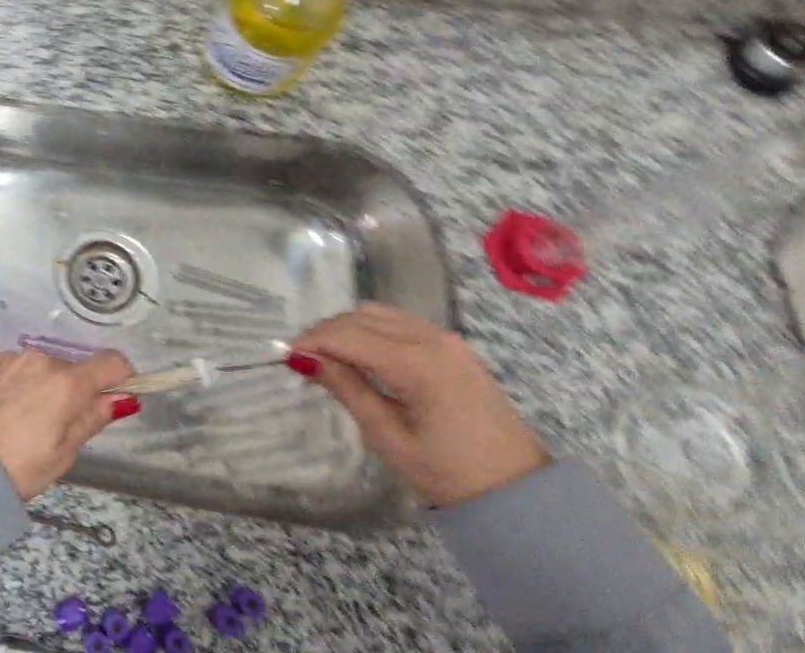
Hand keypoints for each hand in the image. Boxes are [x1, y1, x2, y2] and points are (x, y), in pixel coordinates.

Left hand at [0, 350, 136, 500]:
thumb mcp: (63, 454)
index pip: (111, 363)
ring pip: (36, 368)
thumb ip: (91, 420)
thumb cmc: (16, 467)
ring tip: (19, 422)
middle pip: (70, 369)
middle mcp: (38, 360)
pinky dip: (10, 384)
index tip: (116, 397)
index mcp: (66, 383)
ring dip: (37, 386)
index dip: (120, 378)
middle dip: (71, 392)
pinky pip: (8, 368)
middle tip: (55, 428)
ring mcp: (7, 357)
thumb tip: (120, 399)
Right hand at [290, 304, 549, 507]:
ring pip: (378, 314)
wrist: (518, 491)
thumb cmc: (449, 472)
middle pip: (360, 317)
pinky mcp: (452, 346)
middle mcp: (433, 339)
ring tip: (328, 358)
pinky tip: (359, 354)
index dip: (310, 342)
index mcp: (418, 364)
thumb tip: (304, 359)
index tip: (285, 359)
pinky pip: (398, 322)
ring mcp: (446, 339)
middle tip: (303, 361)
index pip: (347, 335)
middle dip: (325, 333)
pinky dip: (370, 329)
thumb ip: (347, 389)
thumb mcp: (388, 437)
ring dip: (346, 328)